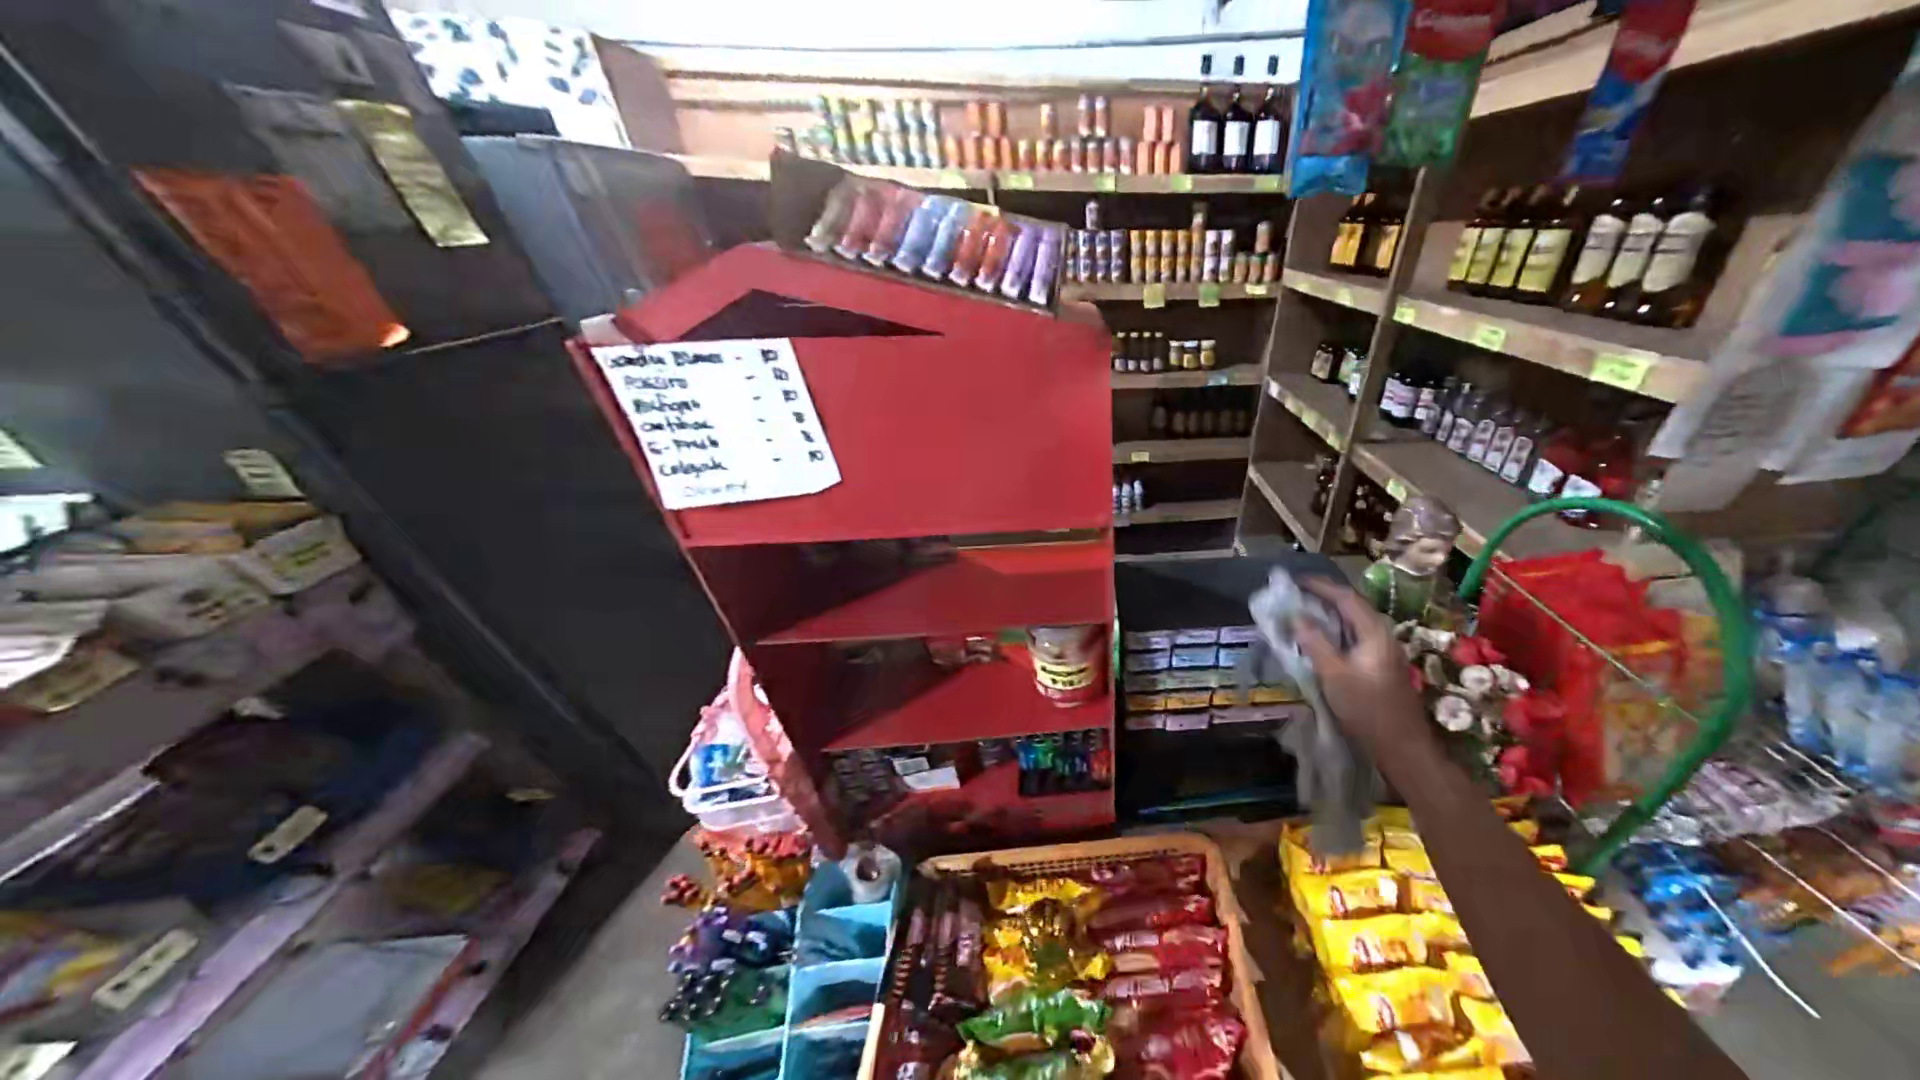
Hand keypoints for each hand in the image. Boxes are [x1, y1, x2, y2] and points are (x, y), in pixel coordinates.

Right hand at [1292, 577, 1429, 756]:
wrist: (1402, 747)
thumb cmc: (1367, 709)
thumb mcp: (1333, 674)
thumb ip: (1314, 642)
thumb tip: (1294, 615)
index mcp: (1375, 633)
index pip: (1346, 598)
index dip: (1320, 586)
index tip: (1294, 580)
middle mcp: (1384, 636)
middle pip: (1353, 607)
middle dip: (1324, 596)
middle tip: (1296, 593)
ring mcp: (1385, 651)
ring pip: (1355, 622)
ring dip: (1330, 613)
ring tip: (1303, 610)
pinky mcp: (1381, 665)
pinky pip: (1356, 636)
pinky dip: (1336, 629)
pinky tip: (1321, 637)